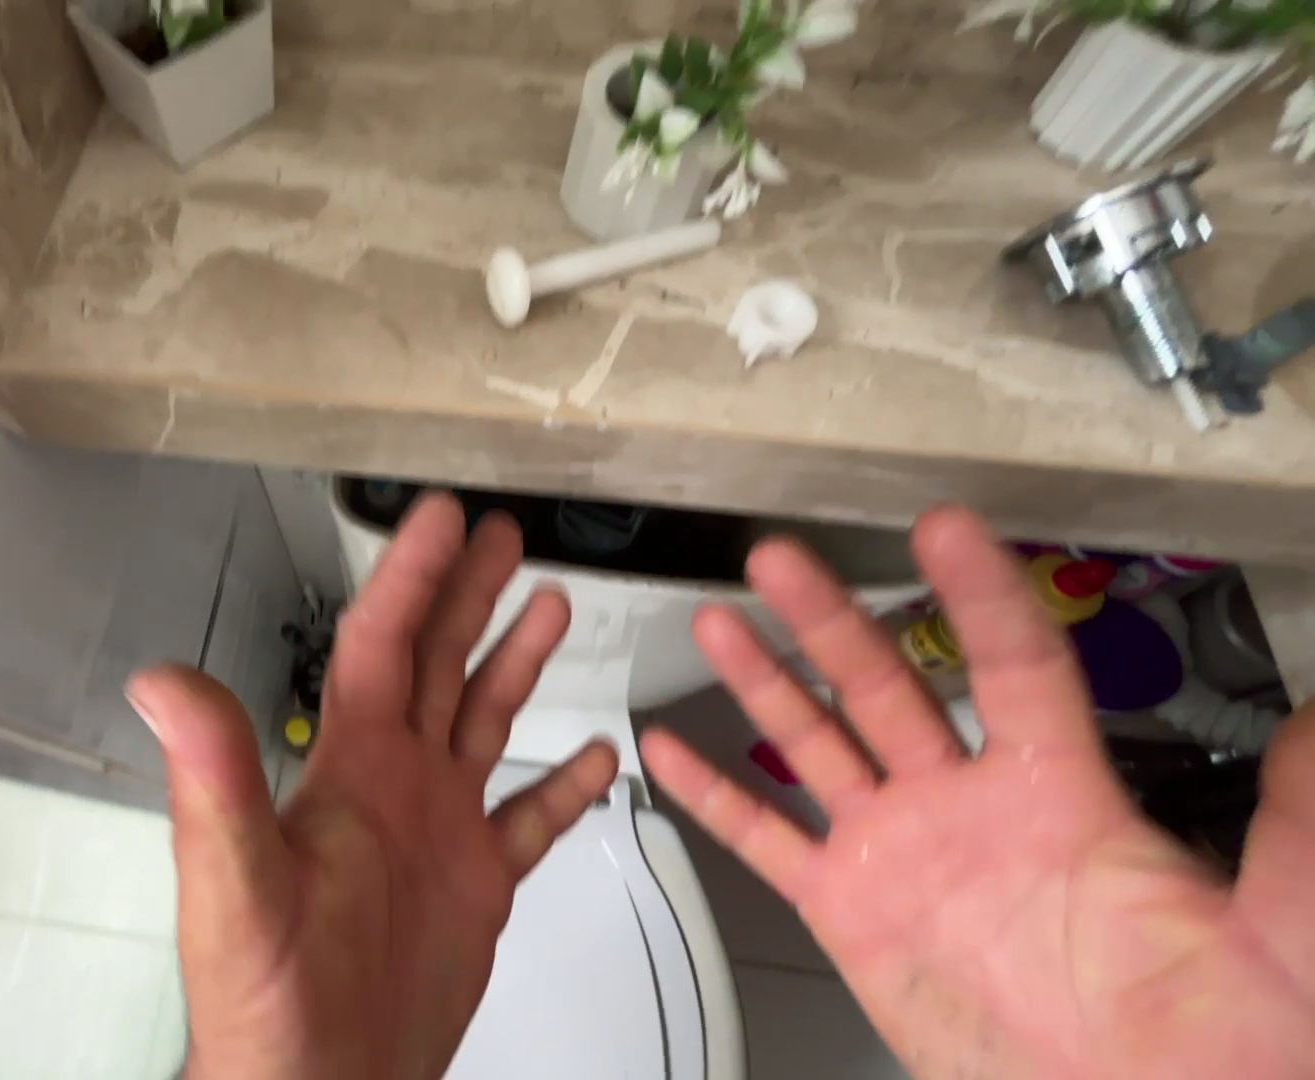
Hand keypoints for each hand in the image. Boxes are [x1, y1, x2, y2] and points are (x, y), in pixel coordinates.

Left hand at [127, 493, 618, 1079]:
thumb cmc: (272, 991)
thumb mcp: (236, 878)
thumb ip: (213, 776)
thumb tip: (161, 682)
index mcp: (352, 759)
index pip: (383, 639)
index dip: (412, 574)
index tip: (440, 519)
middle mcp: (396, 774)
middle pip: (440, 658)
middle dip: (468, 591)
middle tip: (499, 536)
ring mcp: (440, 822)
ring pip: (485, 718)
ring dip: (517, 662)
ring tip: (548, 606)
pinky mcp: (477, 877)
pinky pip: (530, 816)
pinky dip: (564, 786)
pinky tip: (595, 758)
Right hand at [645, 506, 1314, 1078]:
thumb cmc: (1216, 1054)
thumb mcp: (1286, 948)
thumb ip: (1297, 838)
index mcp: (1052, 797)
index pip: (1010, 669)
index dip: (978, 595)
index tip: (941, 529)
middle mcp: (955, 802)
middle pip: (877, 686)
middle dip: (826, 617)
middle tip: (778, 559)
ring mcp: (888, 847)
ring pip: (809, 743)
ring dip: (759, 683)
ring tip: (717, 625)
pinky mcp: (840, 901)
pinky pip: (762, 837)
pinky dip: (712, 795)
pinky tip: (668, 752)